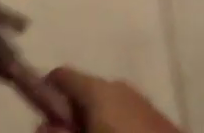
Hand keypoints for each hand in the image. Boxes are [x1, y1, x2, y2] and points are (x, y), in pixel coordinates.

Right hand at [38, 67, 182, 132]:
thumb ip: (57, 132)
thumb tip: (42, 125)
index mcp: (97, 87)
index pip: (59, 75)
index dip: (46, 93)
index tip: (43, 117)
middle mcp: (118, 85)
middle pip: (83, 90)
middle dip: (72, 111)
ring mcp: (143, 101)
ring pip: (107, 103)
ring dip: (96, 119)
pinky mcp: (161, 119)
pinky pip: (127, 115)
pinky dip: (117, 125)